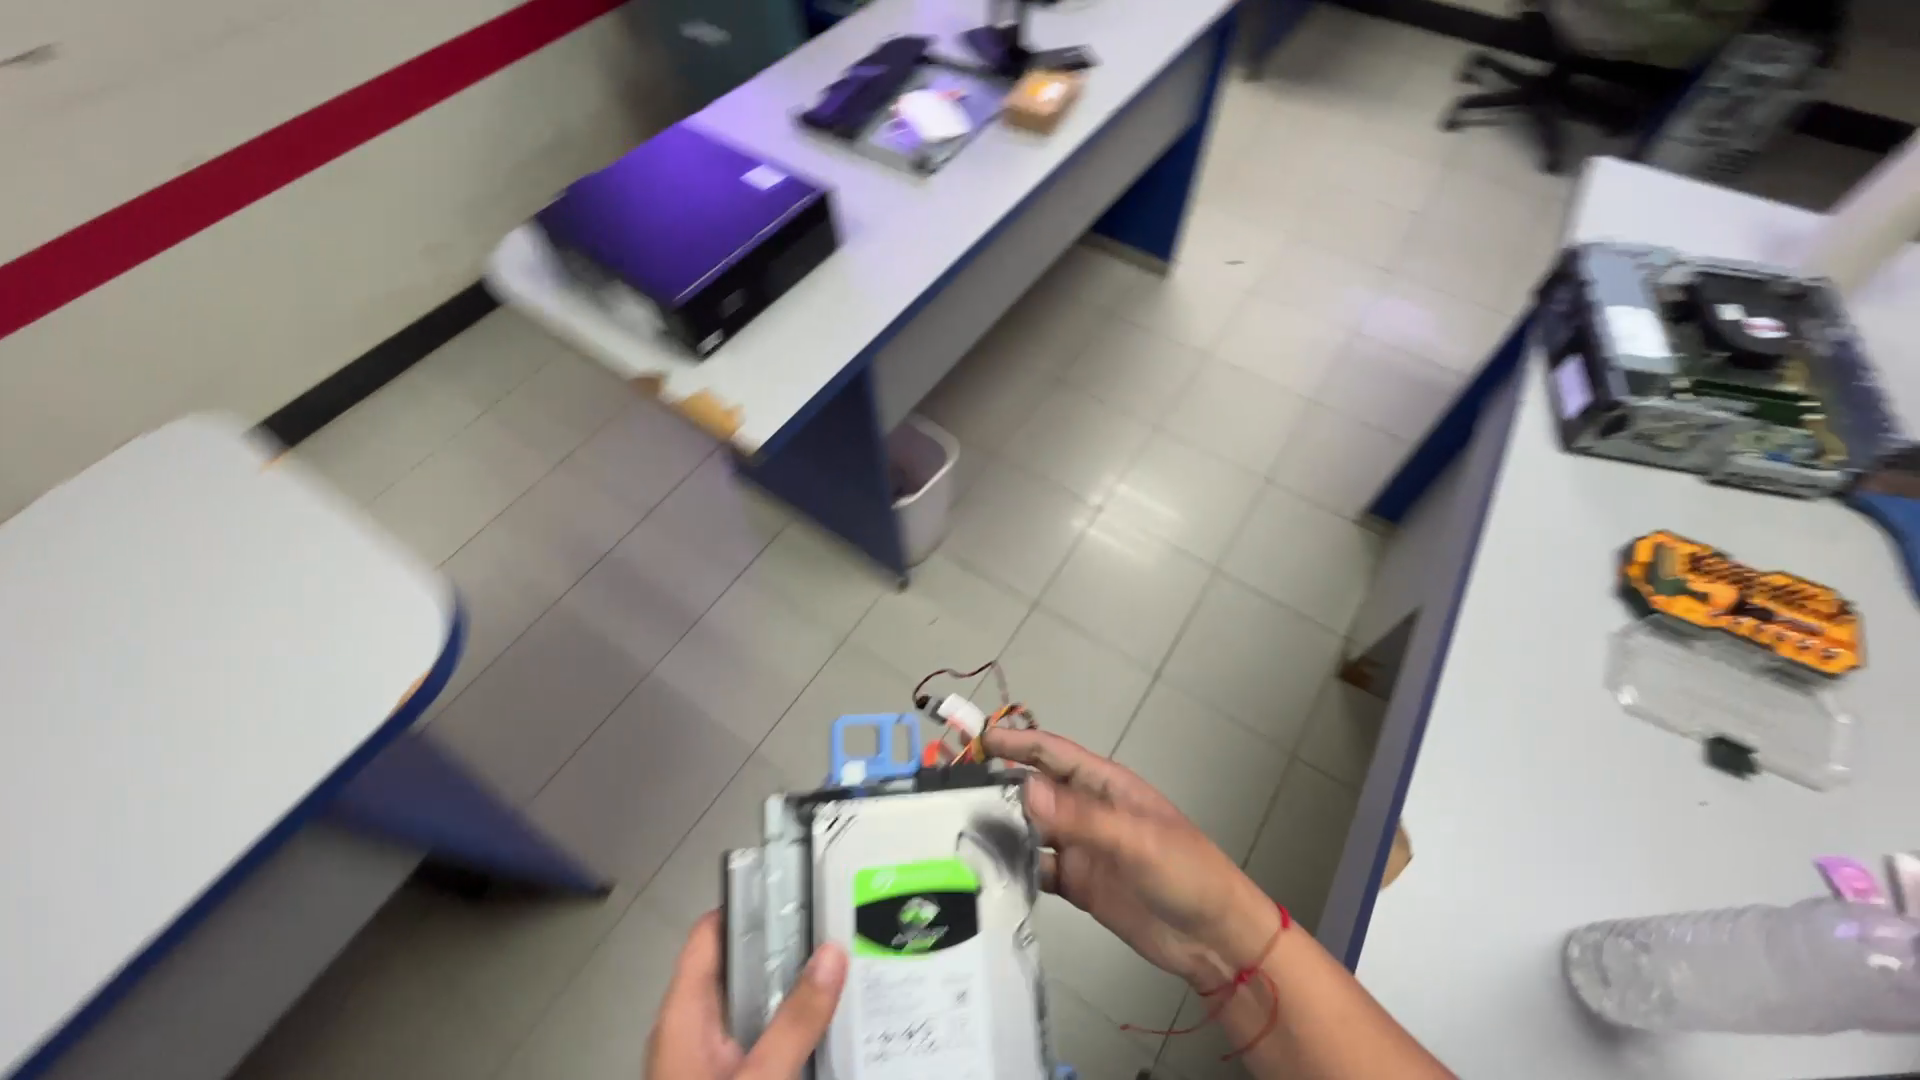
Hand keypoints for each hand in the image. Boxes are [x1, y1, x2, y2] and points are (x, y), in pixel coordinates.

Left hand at [645, 912, 847, 1079]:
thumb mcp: (759, 1078)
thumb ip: (796, 1021)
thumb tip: (833, 952)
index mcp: (682, 1015)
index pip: (710, 932)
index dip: (750, 903)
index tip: (799, 888)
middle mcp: (689, 1029)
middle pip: (737, 965)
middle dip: (785, 946)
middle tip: (837, 929)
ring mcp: (704, 1059)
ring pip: (751, 1003)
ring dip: (791, 988)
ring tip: (841, 969)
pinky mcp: (724, 1077)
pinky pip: (757, 1036)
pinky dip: (787, 1025)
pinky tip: (824, 1026)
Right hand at [982, 728, 1280, 987]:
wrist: (1214, 938)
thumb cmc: (1186, 872)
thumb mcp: (1136, 840)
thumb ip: (1081, 818)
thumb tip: (1025, 787)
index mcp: (1105, 786)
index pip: (1052, 753)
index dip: (1016, 742)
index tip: (976, 739)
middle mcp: (1087, 811)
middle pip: (1035, 790)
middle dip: (998, 784)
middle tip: (949, 789)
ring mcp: (1082, 848)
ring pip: (1031, 830)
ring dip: (1002, 828)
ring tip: (957, 831)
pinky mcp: (1079, 884)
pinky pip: (1038, 869)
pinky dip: (1014, 868)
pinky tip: (987, 873)